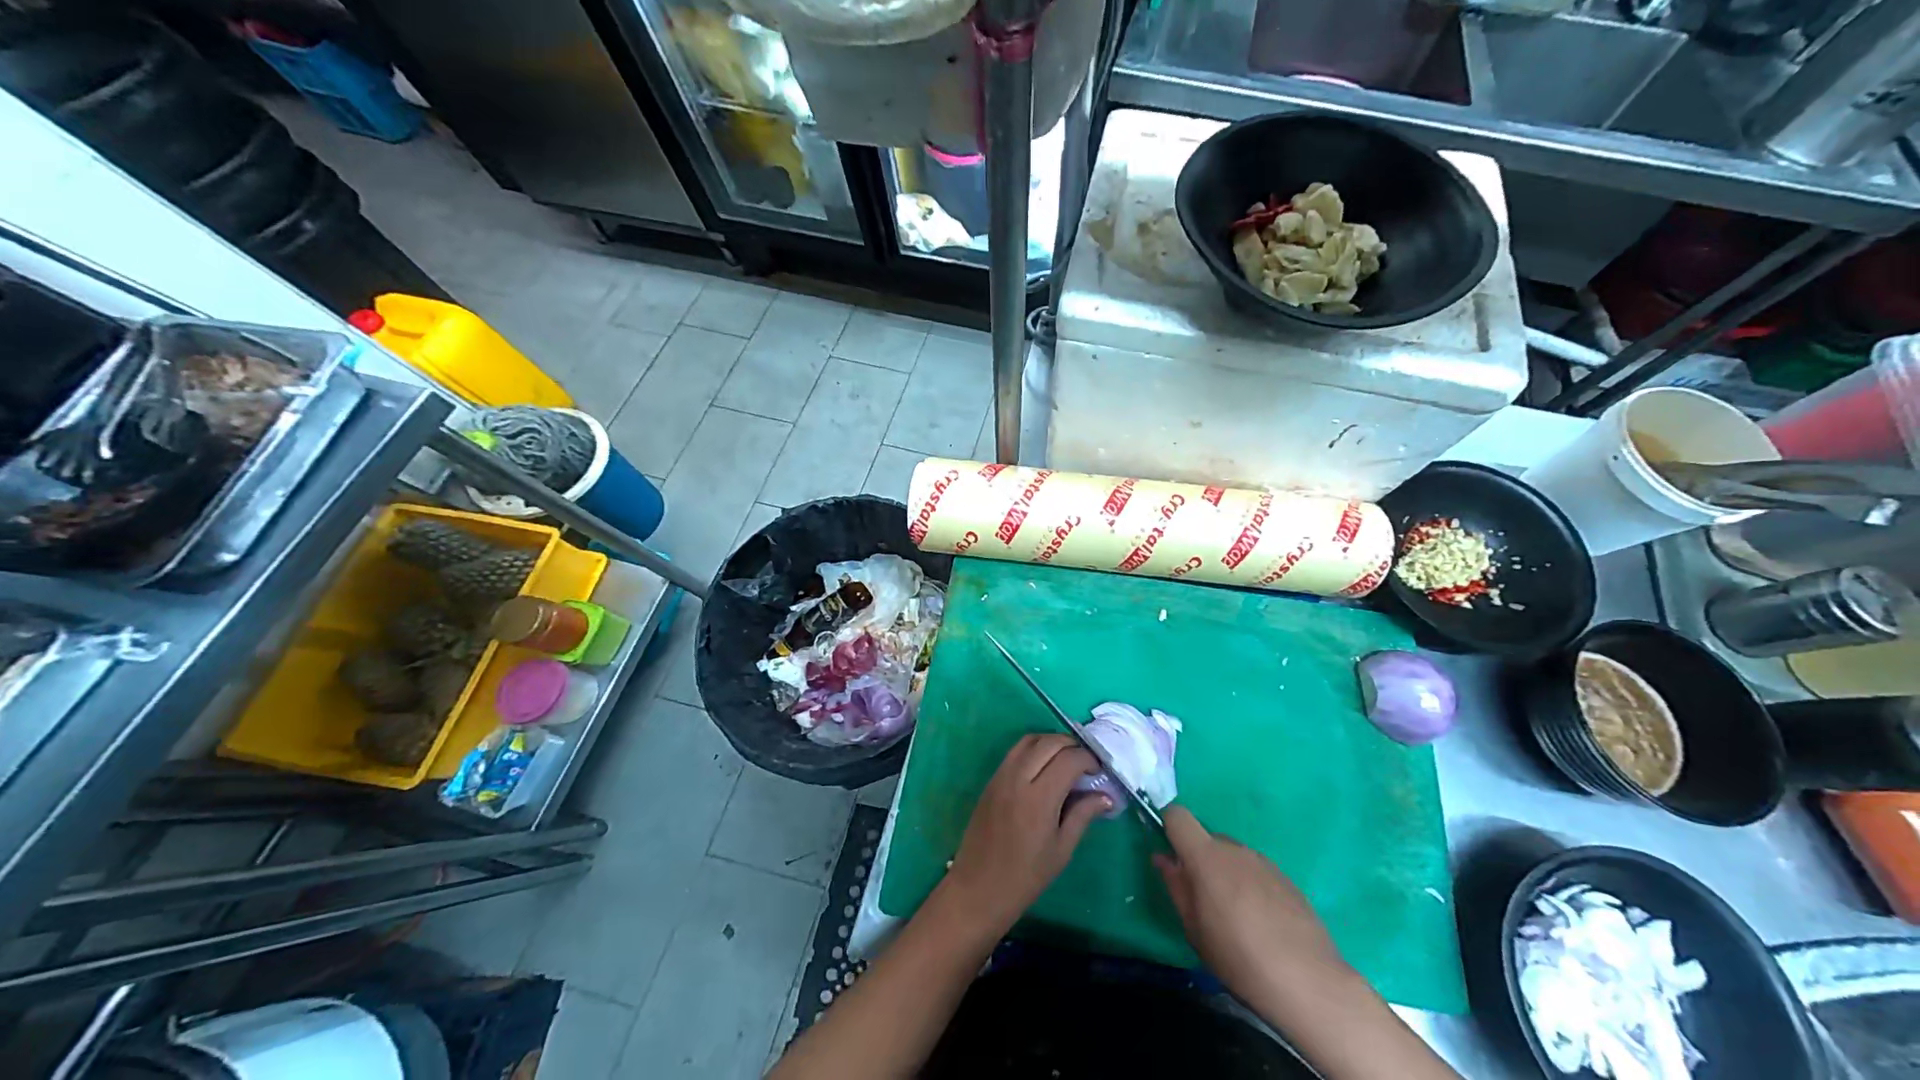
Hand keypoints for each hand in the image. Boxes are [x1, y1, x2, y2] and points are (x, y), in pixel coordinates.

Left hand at [941, 734, 1110, 933]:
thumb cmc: (1026, 876)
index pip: (1069, 759)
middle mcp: (1018, 778)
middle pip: (1049, 742)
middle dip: (1072, 746)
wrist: (979, 887)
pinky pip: (1014, 752)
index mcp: (1039, 798)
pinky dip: (1033, 749)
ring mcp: (1001, 776)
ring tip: (1067, 760)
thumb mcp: (1062, 849)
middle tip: (1087, 763)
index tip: (1099, 772)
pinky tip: (1044, 767)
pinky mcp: (991, 780)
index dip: (1089, 759)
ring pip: (1029, 740)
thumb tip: (1106, 795)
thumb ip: (1083, 815)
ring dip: (1051, 742)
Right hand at [1153, 805, 1349, 1011]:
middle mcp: (1236, 849)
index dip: (1169, 826)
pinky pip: (1256, 872)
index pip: (1179, 816)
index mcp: (1206, 856)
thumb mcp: (1193, 927)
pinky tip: (1261, 922)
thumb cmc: (1237, 955)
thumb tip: (1163, 857)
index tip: (1169, 853)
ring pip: (1234, 856)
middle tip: (1203, 898)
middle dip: (1200, 859)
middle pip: (1208, 839)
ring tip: (1235, 915)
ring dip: (1227, 873)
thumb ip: (1175, 885)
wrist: (1307, 980)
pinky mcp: (1287, 880)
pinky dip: (1250, 886)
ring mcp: (1265, 862)